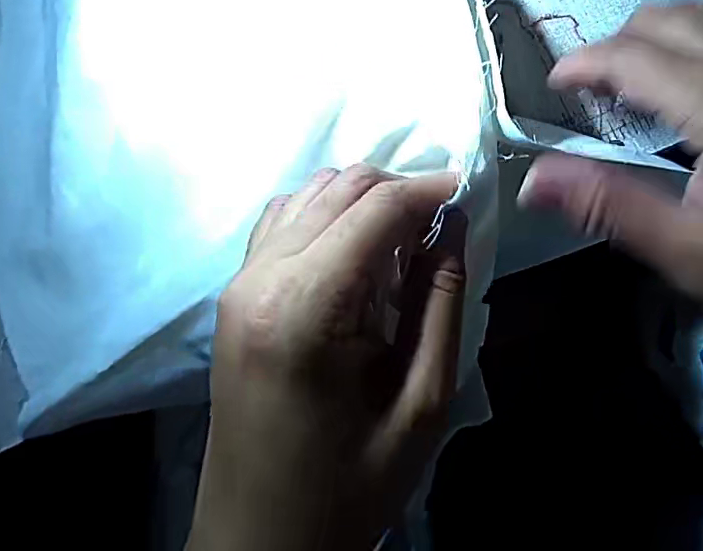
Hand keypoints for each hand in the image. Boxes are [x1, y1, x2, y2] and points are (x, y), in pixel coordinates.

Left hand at [189, 165, 466, 550]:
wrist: (258, 539)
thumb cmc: (347, 485)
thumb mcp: (420, 403)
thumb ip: (440, 300)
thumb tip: (451, 223)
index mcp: (305, 306)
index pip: (376, 208)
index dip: (428, 189)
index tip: (467, 188)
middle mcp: (262, 275)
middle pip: (342, 187)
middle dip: (399, 189)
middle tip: (441, 219)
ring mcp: (240, 278)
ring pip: (312, 191)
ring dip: (364, 198)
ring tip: (402, 236)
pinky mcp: (235, 289)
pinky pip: (284, 216)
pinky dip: (326, 211)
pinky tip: (353, 247)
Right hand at [518, 2, 702, 380]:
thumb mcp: (694, 253)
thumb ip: (607, 203)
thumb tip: (533, 180)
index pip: (629, 55)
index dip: (580, 65)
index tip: (553, 89)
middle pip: (662, 15)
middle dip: (615, 45)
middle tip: (593, 97)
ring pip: (700, 16)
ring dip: (654, 41)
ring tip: (634, 94)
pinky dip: (691, 45)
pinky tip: (689, 98)